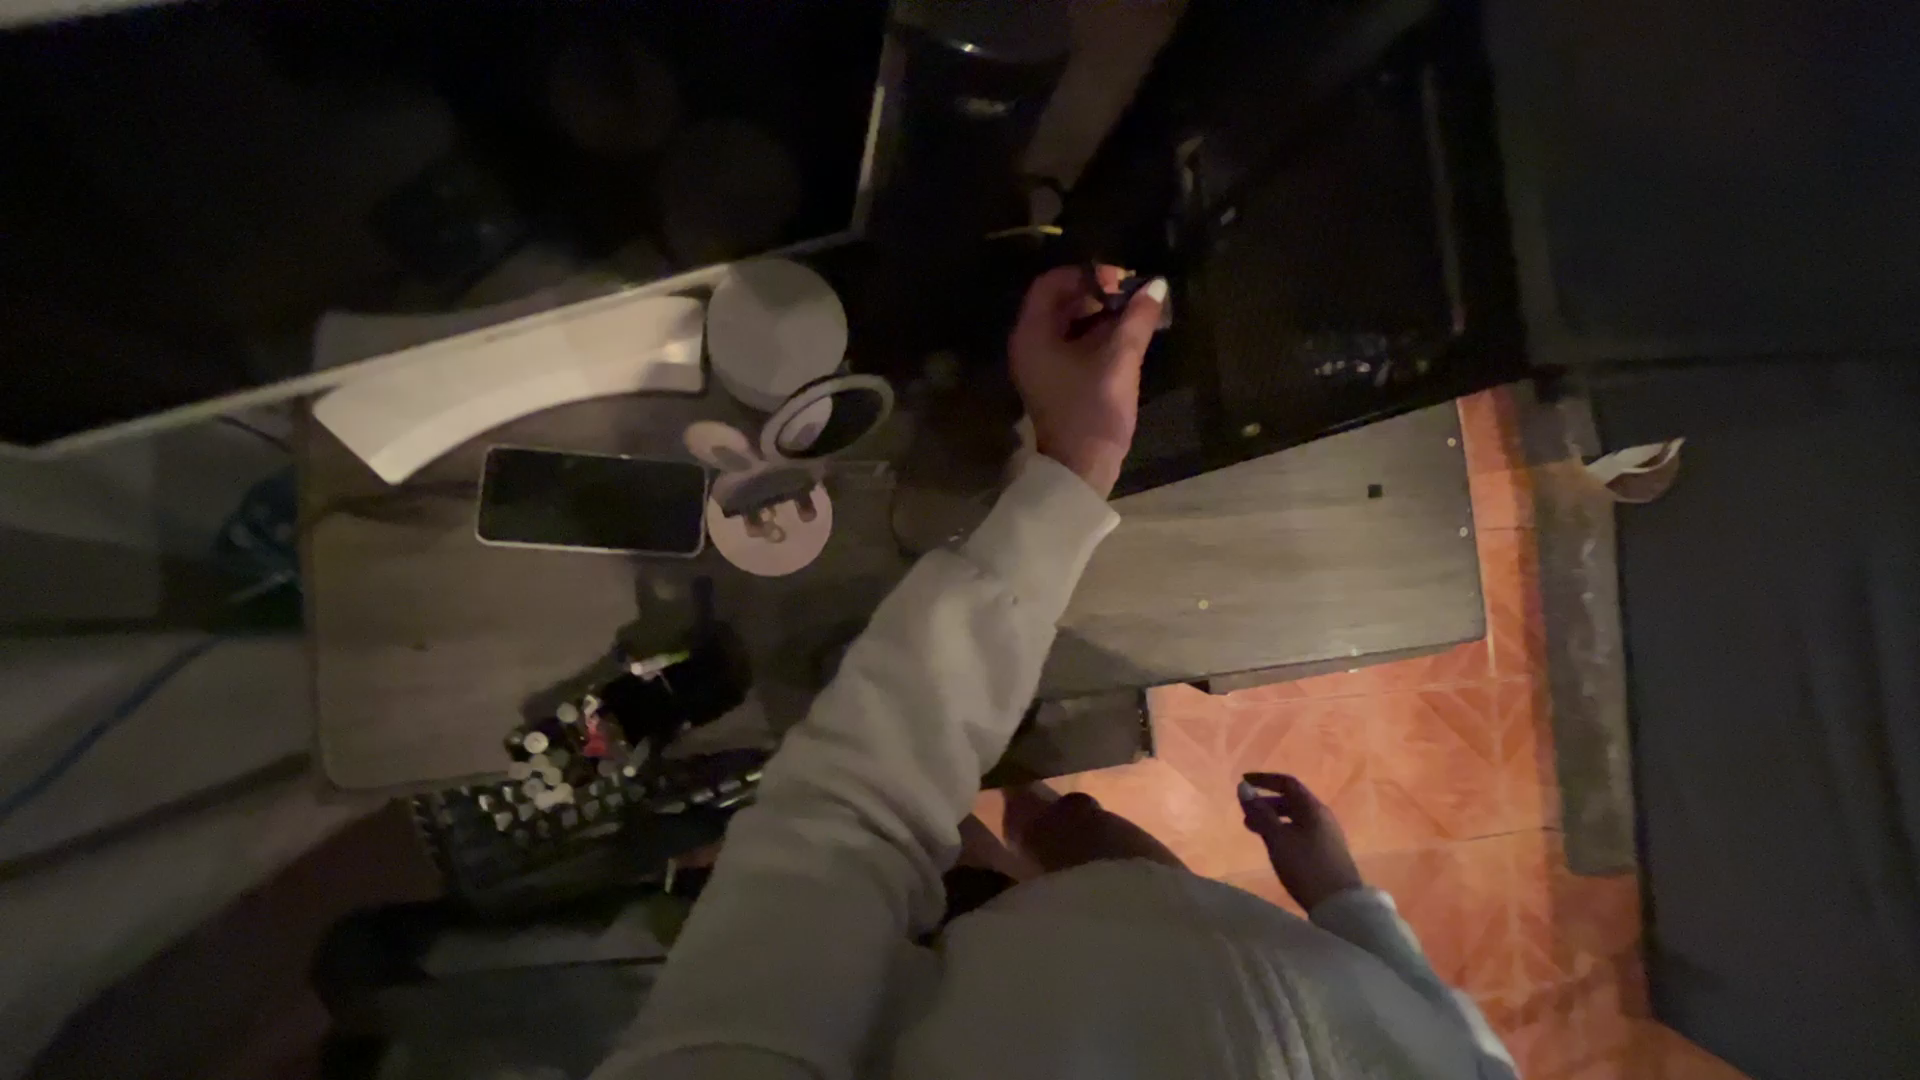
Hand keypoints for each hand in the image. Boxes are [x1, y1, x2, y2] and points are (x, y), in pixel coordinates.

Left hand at [1008, 265, 1166, 497]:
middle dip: (1099, 295)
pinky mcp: (1056, 381)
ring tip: (1138, 315)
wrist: (1081, 468)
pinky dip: (1099, 337)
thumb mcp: (1119, 359)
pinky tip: (1129, 337)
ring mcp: (1041, 365)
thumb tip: (1157, 285)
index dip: (1086, 274)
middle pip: (1061, 303)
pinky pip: (1074, 346)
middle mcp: (1029, 345)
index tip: (1120, 280)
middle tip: (1135, 296)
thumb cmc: (1093, 410)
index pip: (1052, 283)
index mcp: (1032, 335)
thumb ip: (1137, 318)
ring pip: (1070, 325)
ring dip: (1103, 316)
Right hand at [1239, 773, 1364, 911]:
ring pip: (1295, 817)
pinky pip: (1300, 831)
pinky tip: (1274, 845)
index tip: (1243, 782)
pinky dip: (1283, 831)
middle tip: (1246, 814)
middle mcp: (1322, 816)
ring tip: (1255, 831)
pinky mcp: (1327, 852)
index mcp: (1312, 808)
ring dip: (1273, 819)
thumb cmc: (1306, 866)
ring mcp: (1327, 835)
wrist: (1341, 906)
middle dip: (1266, 803)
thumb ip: (1259, 812)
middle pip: (1291, 800)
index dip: (1264, 780)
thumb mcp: (1277, 838)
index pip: (1287, 783)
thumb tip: (1243, 787)